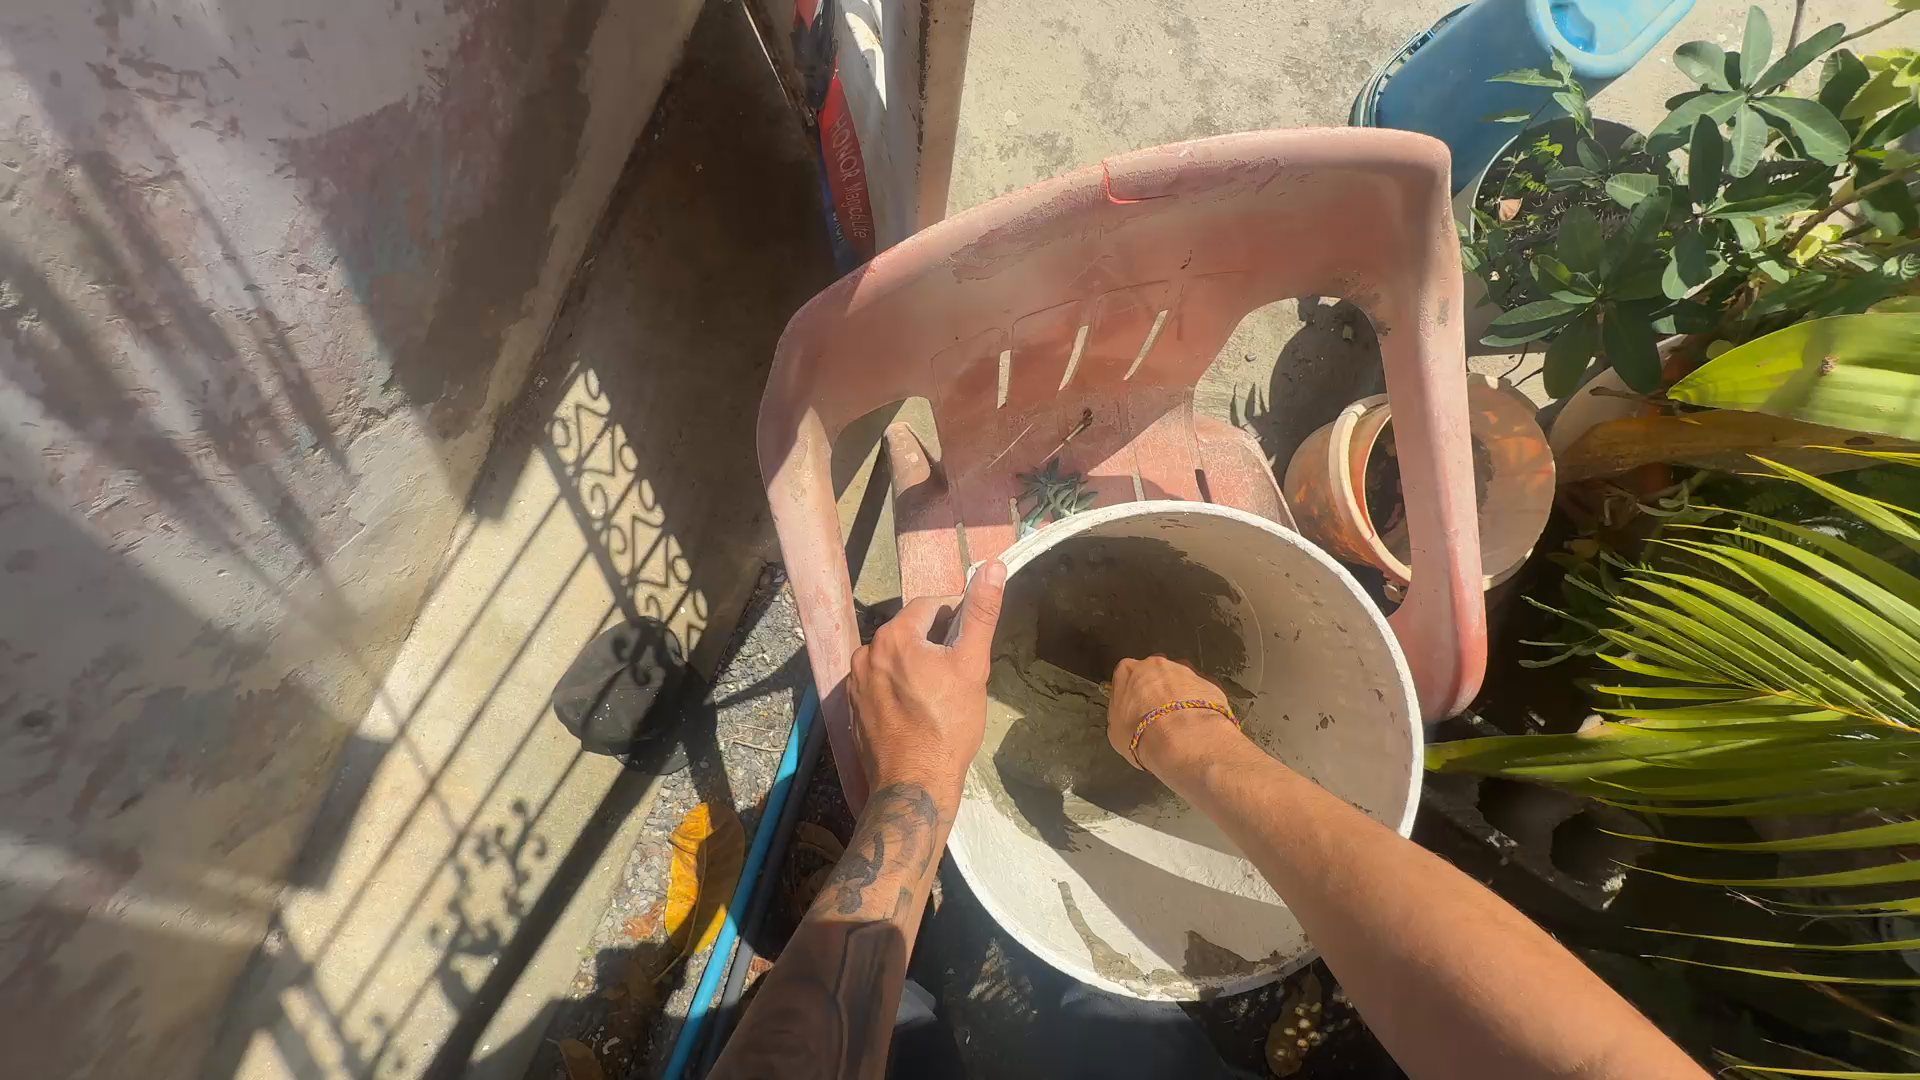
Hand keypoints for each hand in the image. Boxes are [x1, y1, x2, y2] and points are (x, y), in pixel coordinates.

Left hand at [847, 559, 1005, 796]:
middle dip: (935, 643)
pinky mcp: (853, 708)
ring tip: (940, 694)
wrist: (914, 784)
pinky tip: (918, 711)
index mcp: (893, 635)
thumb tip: (993, 567)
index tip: (971, 643)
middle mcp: (866, 652)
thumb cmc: (948, 724)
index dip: (956, 619)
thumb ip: (981, 613)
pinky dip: (898, 687)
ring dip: (916, 665)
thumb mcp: (972, 665)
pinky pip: (880, 683)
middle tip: (959, 673)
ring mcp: (855, 682)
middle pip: (910, 631)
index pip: (930, 606)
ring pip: (895, 658)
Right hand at [1107, 656, 1241, 771]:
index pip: (1126, 675)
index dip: (1131, 692)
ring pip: (1180, 680)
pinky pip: (1201, 693)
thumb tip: (1127, 713)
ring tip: (1182, 723)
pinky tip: (1199, 725)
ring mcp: (1186, 671)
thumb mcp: (1116, 730)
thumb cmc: (1142, 735)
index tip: (1135, 708)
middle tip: (1159, 715)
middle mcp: (1156, 664)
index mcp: (1129, 671)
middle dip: (1157, 689)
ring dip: (1180, 696)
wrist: (1184, 741)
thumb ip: (1120, 712)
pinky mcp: (1209, 683)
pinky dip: (1200, 705)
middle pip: (1155, 673)